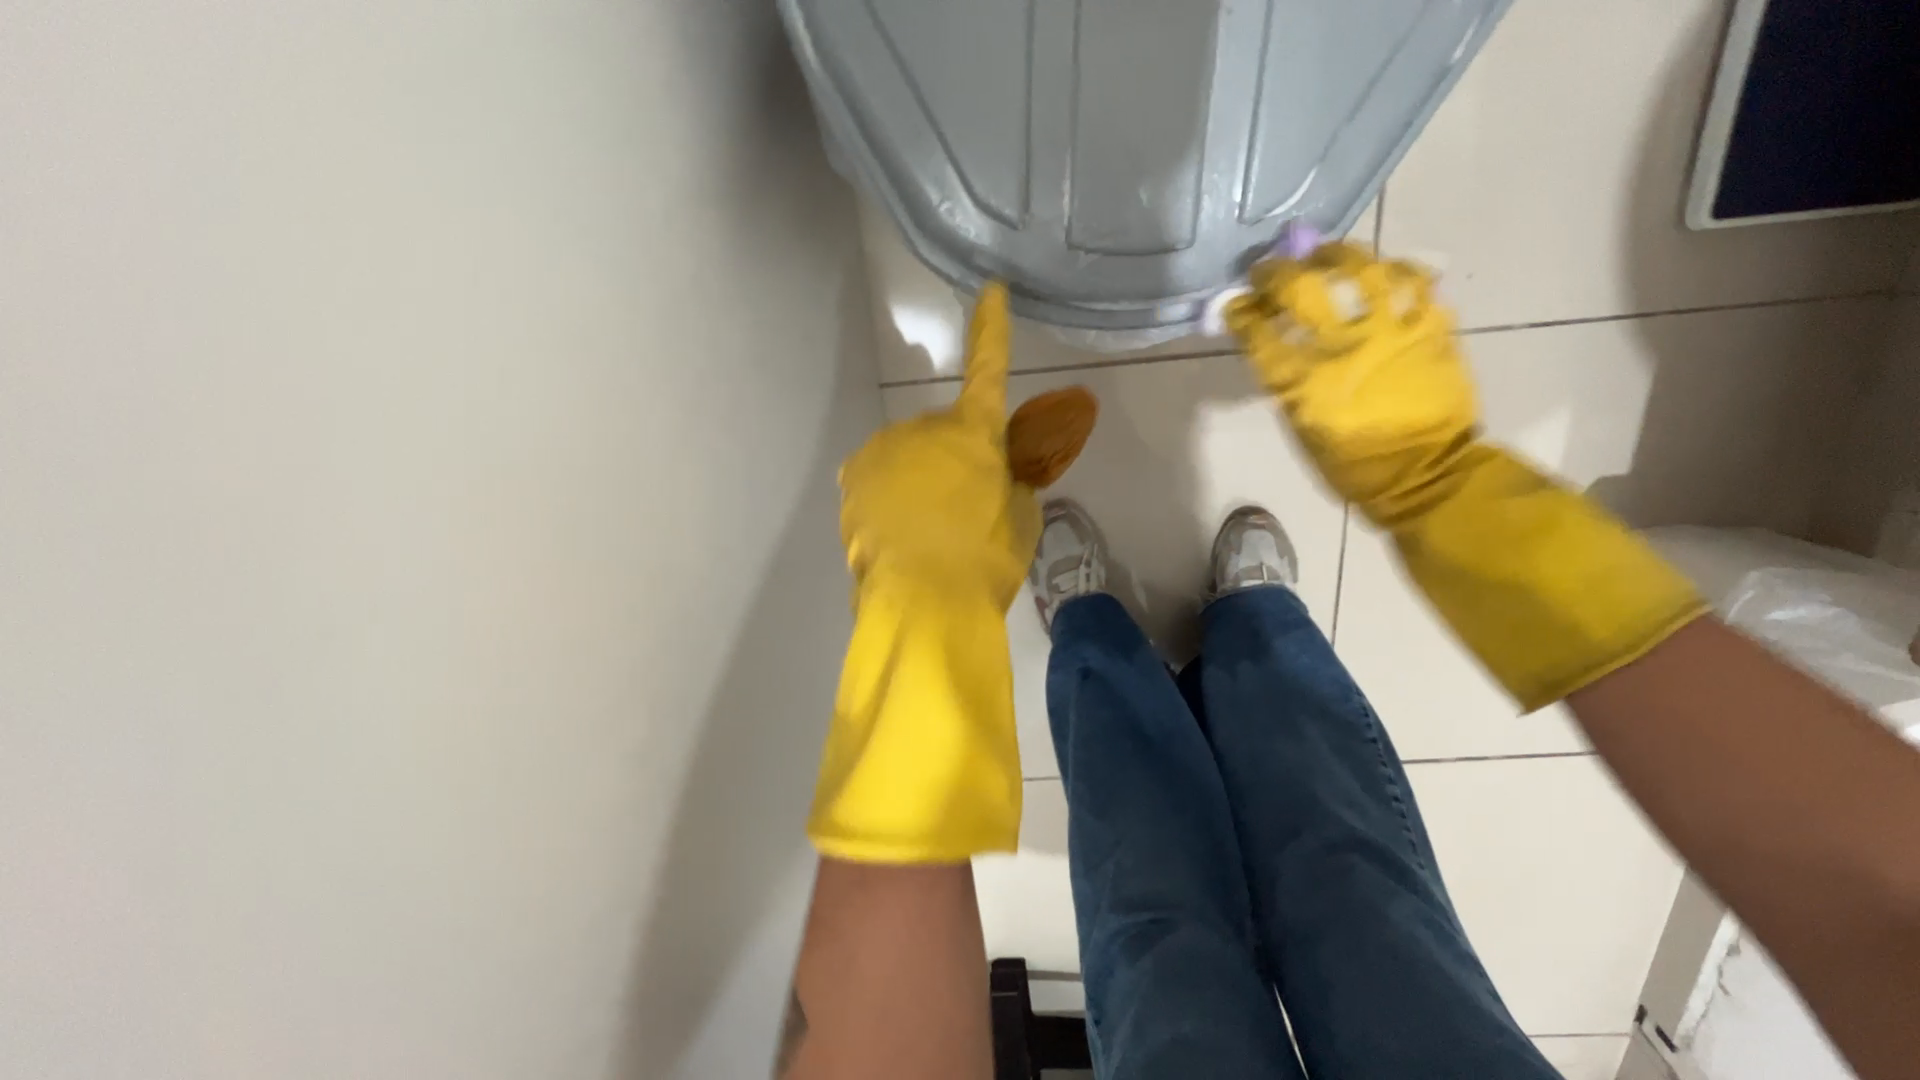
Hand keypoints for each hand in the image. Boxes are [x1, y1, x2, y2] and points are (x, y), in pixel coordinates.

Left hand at [838, 282, 1039, 609]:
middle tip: (963, 510)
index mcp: (974, 431)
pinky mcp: (853, 481)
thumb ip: (1011, 483)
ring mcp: (881, 452)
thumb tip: (995, 478)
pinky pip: (877, 481)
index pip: (990, 370)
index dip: (992, 331)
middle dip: (951, 459)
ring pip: (906, 458)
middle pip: (941, 433)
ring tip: (929, 535)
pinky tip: (899, 538)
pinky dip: (888, 501)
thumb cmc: (986, 558)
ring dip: (917, 482)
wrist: (924, 601)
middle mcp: (922, 428)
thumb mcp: (1021, 518)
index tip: (991, 290)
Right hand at [1225, 242, 1703, 711]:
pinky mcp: (1432, 327)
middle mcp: (1342, 348)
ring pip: (1361, 268)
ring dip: (1336, 254)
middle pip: (1300, 288)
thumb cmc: (1354, 467)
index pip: (1258, 331)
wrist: (1427, 477)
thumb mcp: (1302, 430)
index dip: (1241, 312)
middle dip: (1276, 272)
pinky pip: (1414, 281)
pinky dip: (1394, 270)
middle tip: (1269, 270)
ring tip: (1325, 254)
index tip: (1237, 305)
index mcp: (1303, 382)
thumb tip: (1278, 345)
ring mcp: (1392, 332)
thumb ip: (1289, 385)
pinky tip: (1382, 272)